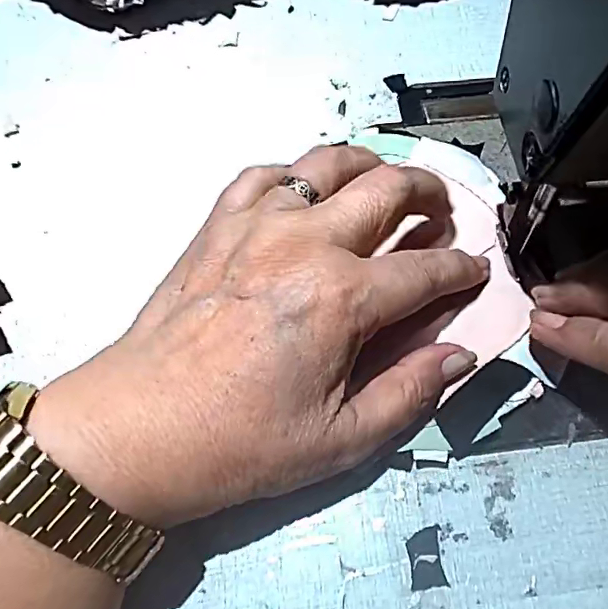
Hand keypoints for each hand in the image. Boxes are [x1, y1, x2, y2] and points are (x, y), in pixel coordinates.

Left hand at [26, 146, 488, 527]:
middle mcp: (305, 245)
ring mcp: (256, 226)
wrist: (131, 434)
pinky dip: (300, 175)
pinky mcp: (218, 226)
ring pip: (329, 163)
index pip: (426, 269)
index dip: (461, 270)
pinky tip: (310, 195)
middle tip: (443, 213)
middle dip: (430, 194)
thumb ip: (411, 391)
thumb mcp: (342, 438)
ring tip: (387, 184)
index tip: (475, 272)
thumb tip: (459, 356)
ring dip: (371, 166)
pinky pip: (267, 175)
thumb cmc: (238, 445)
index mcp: (341, 299)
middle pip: (388, 189)